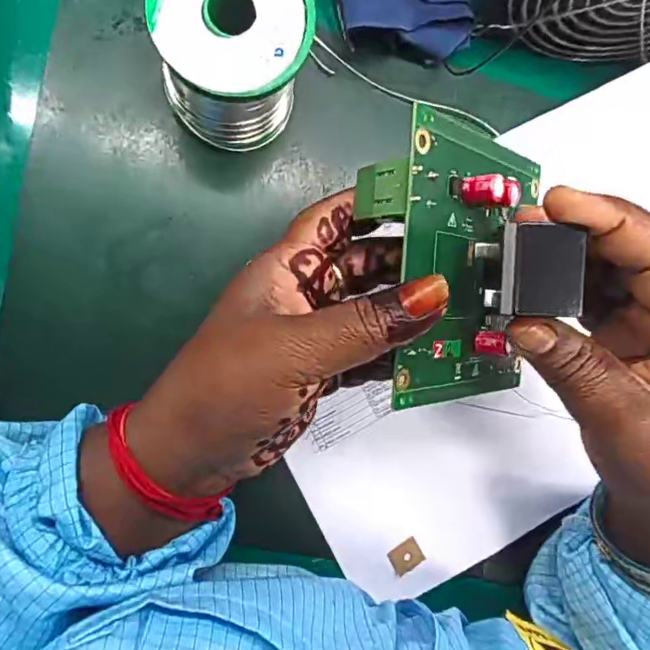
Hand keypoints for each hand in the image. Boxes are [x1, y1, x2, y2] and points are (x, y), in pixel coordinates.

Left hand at [80, 189, 448, 553]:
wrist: (192, 453)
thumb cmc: (224, 388)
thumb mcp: (296, 349)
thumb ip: (364, 323)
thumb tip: (431, 292)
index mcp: (282, 271)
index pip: (333, 220)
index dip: (373, 202)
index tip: (424, 196)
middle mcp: (298, 298)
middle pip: (360, 265)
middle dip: (404, 260)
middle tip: (458, 261)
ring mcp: (308, 338)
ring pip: (366, 312)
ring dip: (405, 312)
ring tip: (455, 308)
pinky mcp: (315, 374)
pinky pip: (363, 353)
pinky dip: (391, 354)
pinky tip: (423, 355)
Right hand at [507, 187, 649, 576]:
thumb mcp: (633, 432)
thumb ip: (578, 371)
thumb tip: (523, 321)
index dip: (613, 222)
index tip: (560, 201)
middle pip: (643, 259)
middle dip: (585, 235)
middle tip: (526, 222)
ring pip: (618, 280)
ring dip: (569, 263)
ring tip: (521, 247)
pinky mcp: (640, 352)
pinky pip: (600, 311)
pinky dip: (563, 298)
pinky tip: (533, 286)